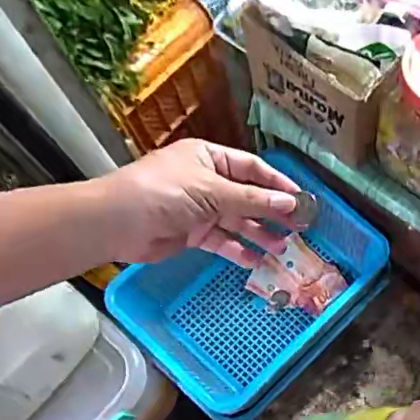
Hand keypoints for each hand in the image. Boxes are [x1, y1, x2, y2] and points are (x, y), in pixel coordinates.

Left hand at [100, 140, 302, 267]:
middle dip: (271, 213)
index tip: (301, 200)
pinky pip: (222, 241)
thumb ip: (253, 200)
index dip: (277, 184)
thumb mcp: (213, 192)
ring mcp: (199, 209)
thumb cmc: (163, 193)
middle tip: (297, 228)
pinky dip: (237, 250)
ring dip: (258, 234)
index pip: (252, 169)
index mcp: (209, 158)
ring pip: (237, 222)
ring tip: (281, 248)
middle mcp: (206, 181)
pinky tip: (256, 260)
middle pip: (247, 197)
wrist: (118, 222)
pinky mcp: (192, 233)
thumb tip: (289, 204)